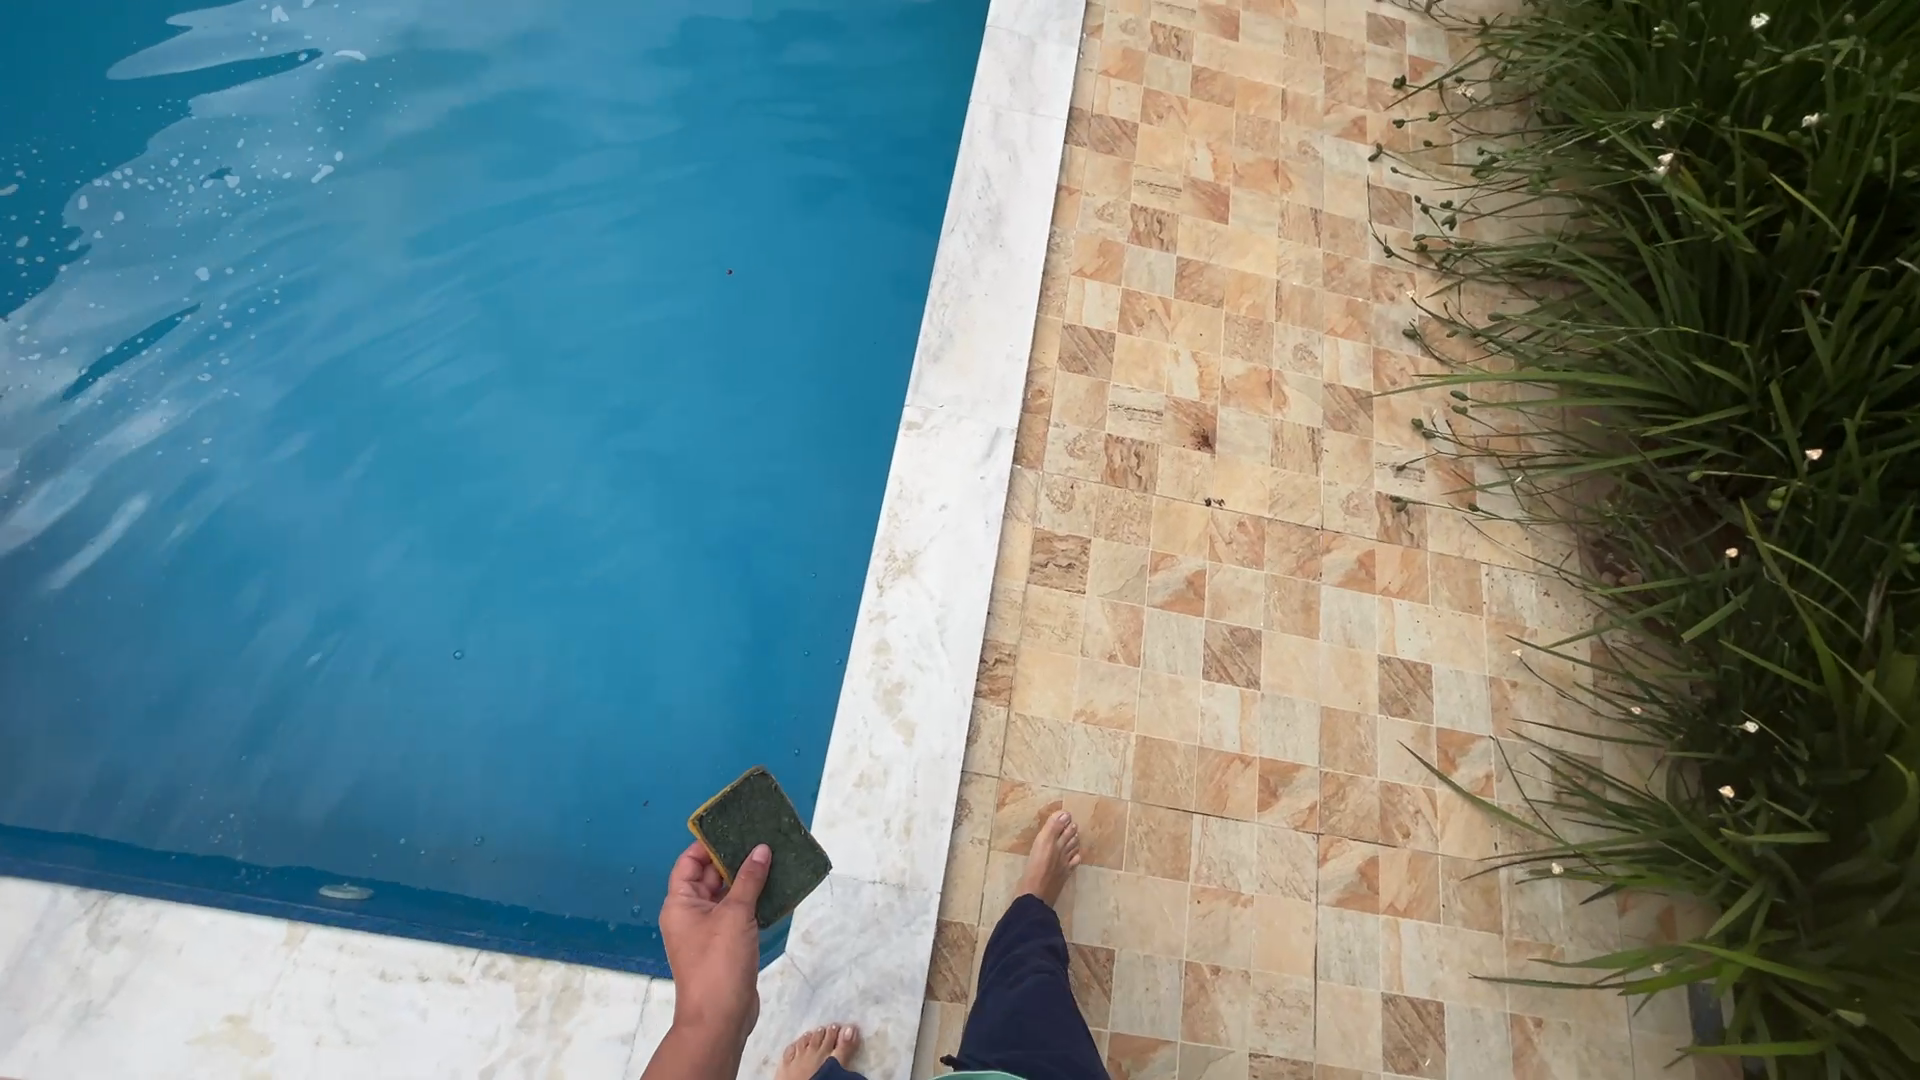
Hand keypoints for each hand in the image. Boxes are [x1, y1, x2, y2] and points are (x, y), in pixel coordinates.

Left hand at [659, 841, 770, 1043]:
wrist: (720, 1019)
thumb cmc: (718, 961)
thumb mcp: (735, 914)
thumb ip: (749, 879)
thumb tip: (761, 848)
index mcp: (680, 904)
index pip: (689, 862)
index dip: (708, 843)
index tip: (735, 826)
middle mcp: (691, 914)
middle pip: (710, 875)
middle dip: (734, 857)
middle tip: (762, 835)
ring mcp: (709, 930)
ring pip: (727, 893)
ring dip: (748, 877)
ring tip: (774, 854)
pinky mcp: (726, 944)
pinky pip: (738, 912)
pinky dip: (754, 898)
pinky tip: (776, 885)